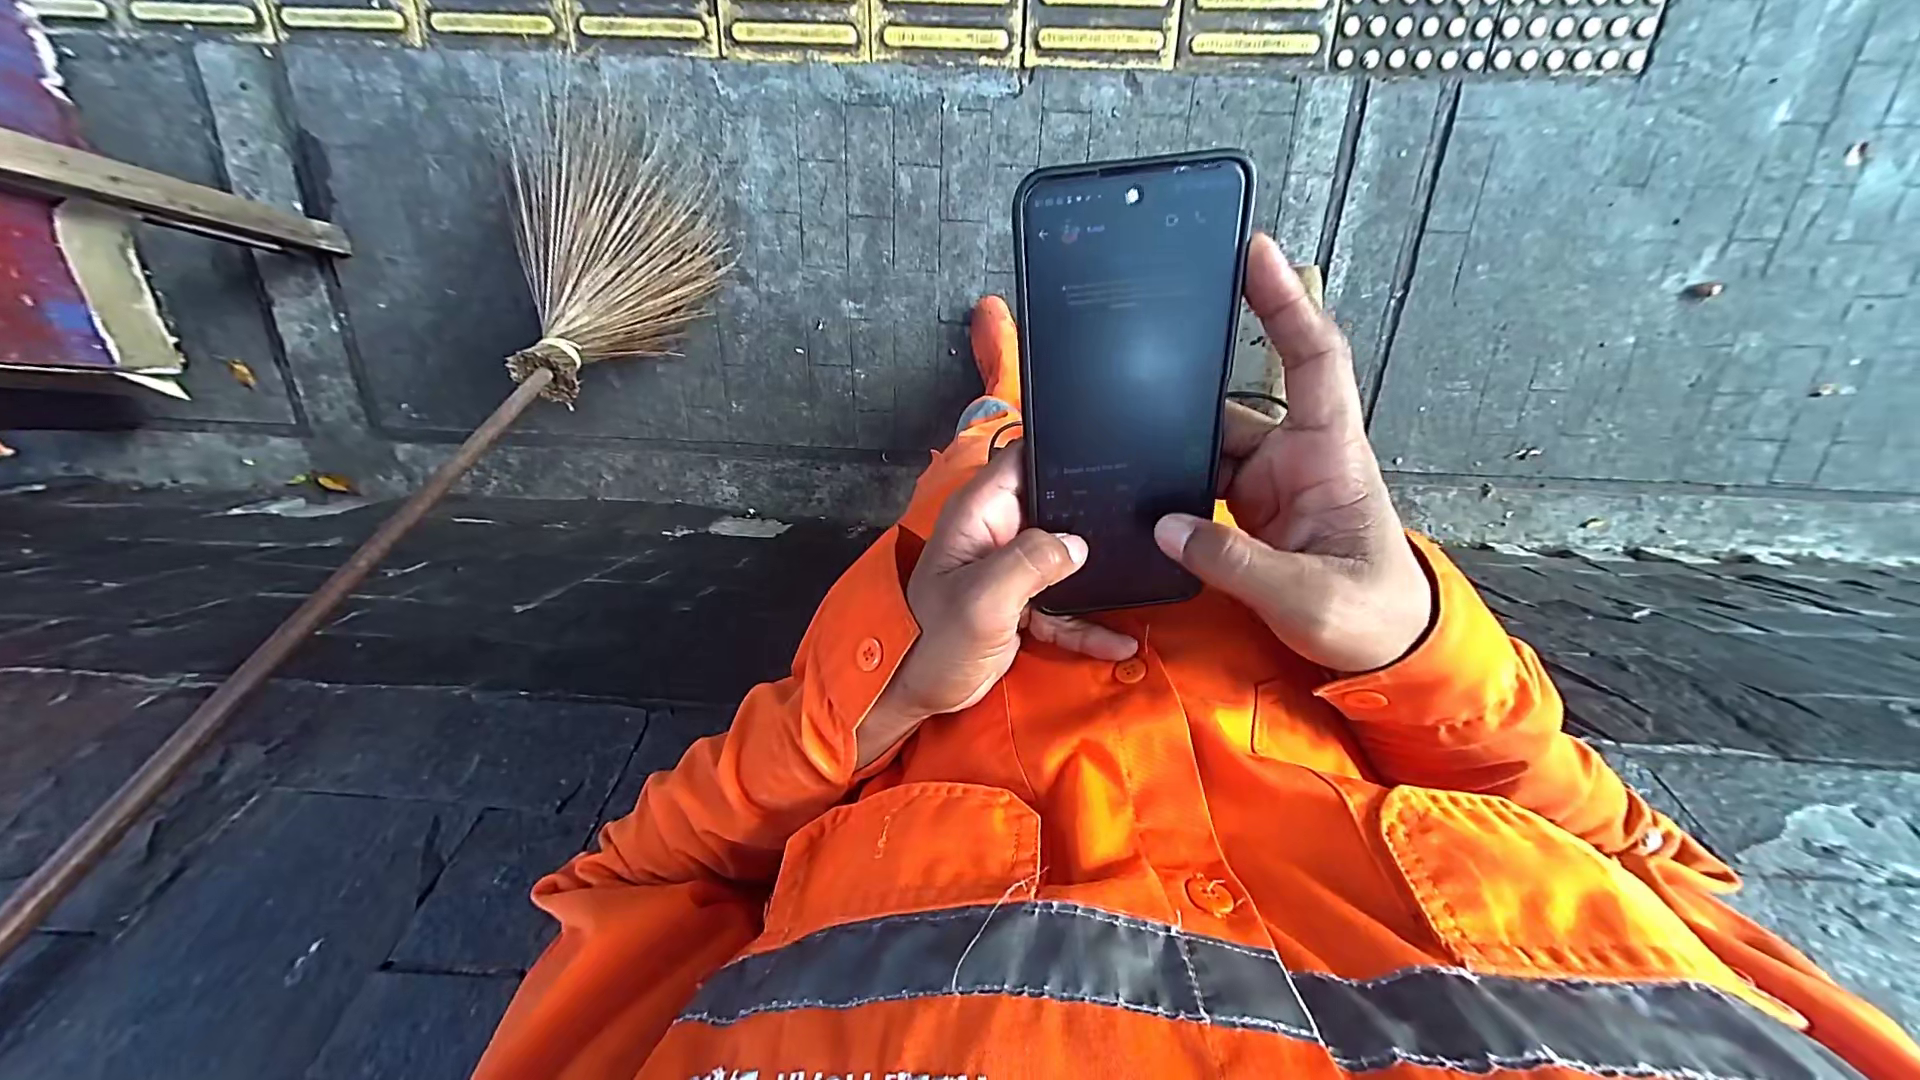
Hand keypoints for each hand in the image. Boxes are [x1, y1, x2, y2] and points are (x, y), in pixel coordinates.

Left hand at [857, 447, 1138, 767]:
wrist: (920, 692)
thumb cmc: (934, 642)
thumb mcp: (982, 600)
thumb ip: (1028, 563)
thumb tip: (1079, 544)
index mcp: (980, 514)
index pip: (1022, 459)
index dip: (1061, 452)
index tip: (1108, 458)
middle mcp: (999, 531)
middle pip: (1055, 503)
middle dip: (1093, 510)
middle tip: (1143, 520)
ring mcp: (1013, 566)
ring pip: (1068, 554)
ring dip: (1098, 572)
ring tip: (1143, 575)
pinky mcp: (1025, 599)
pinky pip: (1066, 603)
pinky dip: (1088, 622)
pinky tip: (1120, 641)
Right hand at [1154, 233, 1433, 673]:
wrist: (1379, 649)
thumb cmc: (1369, 617)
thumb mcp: (1307, 596)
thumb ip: (1235, 563)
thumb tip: (1165, 528)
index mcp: (1329, 457)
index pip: (1314, 361)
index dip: (1284, 305)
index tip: (1255, 254)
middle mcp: (1293, 458)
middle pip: (1231, 406)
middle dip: (1186, 391)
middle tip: (1130, 369)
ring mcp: (1265, 483)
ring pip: (1205, 444)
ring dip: (1169, 447)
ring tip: (1117, 442)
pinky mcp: (1243, 510)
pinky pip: (1198, 479)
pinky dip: (1169, 480)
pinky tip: (1137, 486)